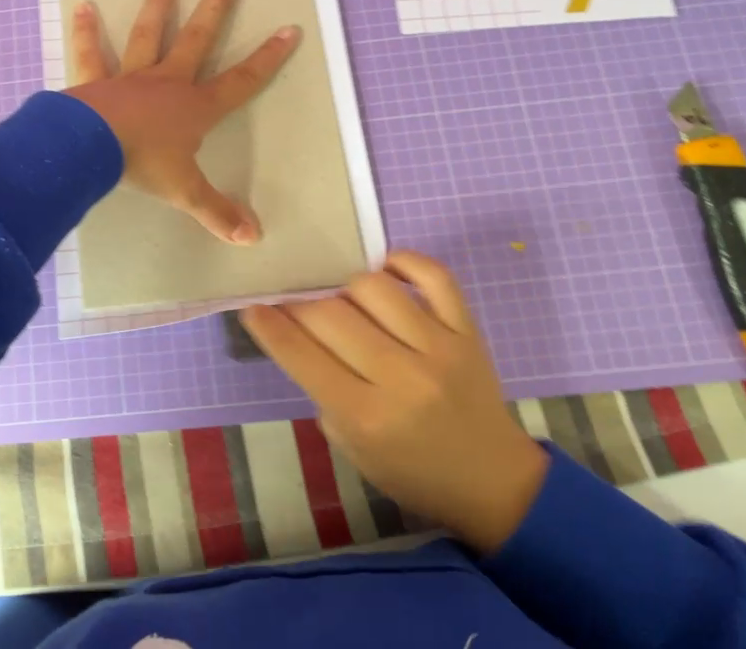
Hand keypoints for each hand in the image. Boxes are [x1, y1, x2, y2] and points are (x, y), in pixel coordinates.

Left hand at [65, 0, 299, 242]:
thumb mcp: (184, 191)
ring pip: (149, 33)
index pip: (240, 81)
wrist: (90, 147)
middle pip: (198, 39)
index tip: (289, 30)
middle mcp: (167, 82)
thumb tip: (252, 238)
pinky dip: (87, 30)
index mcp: (195, 107)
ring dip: (160, 3)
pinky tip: (84, 6)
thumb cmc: (142, 164)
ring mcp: (131, 76)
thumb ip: (217, 212)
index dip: (267, 58)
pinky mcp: (97, 79)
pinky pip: (92, 52)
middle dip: (218, 7)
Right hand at [240, 251, 548, 552]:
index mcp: (365, 415)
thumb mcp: (350, 445)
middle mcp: (400, 376)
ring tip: (342, 300)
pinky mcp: (468, 332)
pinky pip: (434, 276)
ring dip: (345, 288)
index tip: (253, 308)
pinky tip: (383, 270)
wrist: (492, 482)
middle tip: (293, 308)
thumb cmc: (410, 471)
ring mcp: (438, 349)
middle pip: (330, 314)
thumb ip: (321, 389)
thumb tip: (296, 334)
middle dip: (299, 306)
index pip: (301, 354)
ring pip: (373, 287)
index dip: (269, 325)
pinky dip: (404, 261)